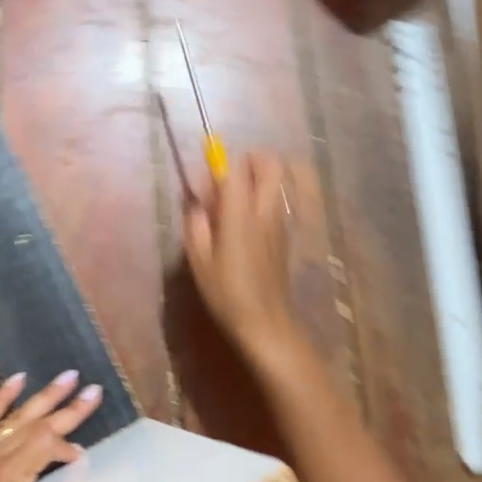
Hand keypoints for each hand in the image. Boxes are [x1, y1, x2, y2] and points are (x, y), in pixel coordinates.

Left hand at [0, 369, 103, 481]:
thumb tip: (62, 473)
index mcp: (7, 476)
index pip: (45, 446)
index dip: (67, 448)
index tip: (81, 457)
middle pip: (37, 424)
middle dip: (68, 408)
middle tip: (94, 390)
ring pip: (18, 415)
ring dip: (45, 395)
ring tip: (68, 376)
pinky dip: (4, 395)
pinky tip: (19, 378)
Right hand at [184, 152, 299, 359]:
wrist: (266, 323)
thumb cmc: (226, 292)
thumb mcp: (198, 259)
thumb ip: (196, 222)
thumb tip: (197, 201)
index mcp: (241, 214)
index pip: (235, 169)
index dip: (219, 158)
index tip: (205, 159)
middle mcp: (265, 211)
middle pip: (270, 165)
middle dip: (250, 160)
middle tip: (227, 174)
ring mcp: (280, 222)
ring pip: (277, 182)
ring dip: (257, 178)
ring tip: (233, 199)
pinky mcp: (285, 235)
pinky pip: (276, 201)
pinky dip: (262, 197)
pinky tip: (243, 221)